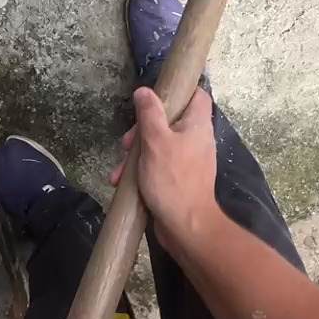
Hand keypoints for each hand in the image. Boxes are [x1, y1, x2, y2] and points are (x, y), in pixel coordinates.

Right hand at [111, 86, 221, 243]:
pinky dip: (143, 170)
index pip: (197, 96)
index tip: (155, 97)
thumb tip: (144, 91)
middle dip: (143, 130)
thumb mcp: (156, 142)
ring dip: (137, 154)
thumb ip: (149, 114)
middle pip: (170, 121)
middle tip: (128, 143)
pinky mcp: (180, 179)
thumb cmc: (173, 180)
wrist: (186, 227)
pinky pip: (160, 165)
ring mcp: (189, 160)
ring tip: (120, 169)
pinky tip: (123, 182)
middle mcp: (196, 140)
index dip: (178, 91)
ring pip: (160, 145)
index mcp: (197, 125)